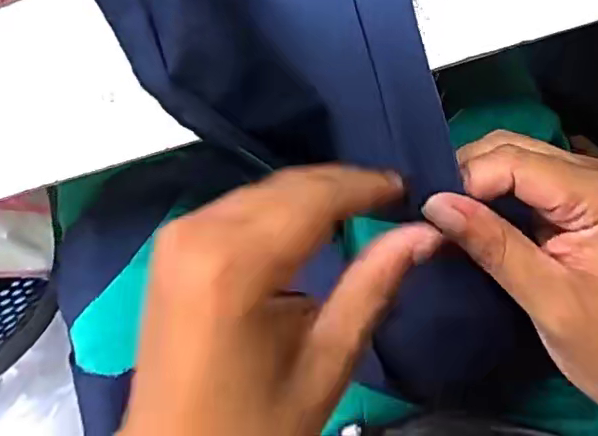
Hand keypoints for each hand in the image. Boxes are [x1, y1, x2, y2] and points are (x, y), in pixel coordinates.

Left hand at [120, 165, 443, 435]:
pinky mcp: (174, 238)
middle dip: (341, 185)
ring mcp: (181, 230)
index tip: (403, 185)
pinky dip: (280, 205)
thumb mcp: (323, 365)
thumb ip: (372, 287)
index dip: (362, 185)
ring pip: (265, 189)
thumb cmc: (252, 425)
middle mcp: (200, 230)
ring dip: (312, 192)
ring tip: (359, 203)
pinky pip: (240, 203)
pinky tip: (309, 217)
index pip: (312, 198)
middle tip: (389, 193)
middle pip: (287, 187)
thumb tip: (422, 234)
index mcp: (234, 263)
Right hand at [422, 132, 597, 435]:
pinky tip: (482, 208)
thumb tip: (435, 204)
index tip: (432, 211)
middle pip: (514, 147)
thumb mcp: (549, 302)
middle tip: (435, 210)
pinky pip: (533, 172)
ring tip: (451, 209)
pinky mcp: (587, 195)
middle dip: (470, 172)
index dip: (468, 178)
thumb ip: (493, 245)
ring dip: (482, 177)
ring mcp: (595, 180)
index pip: (513, 160)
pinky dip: (502, 185)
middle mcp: (597, 171)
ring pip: (519, 154)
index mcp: (596, 193)